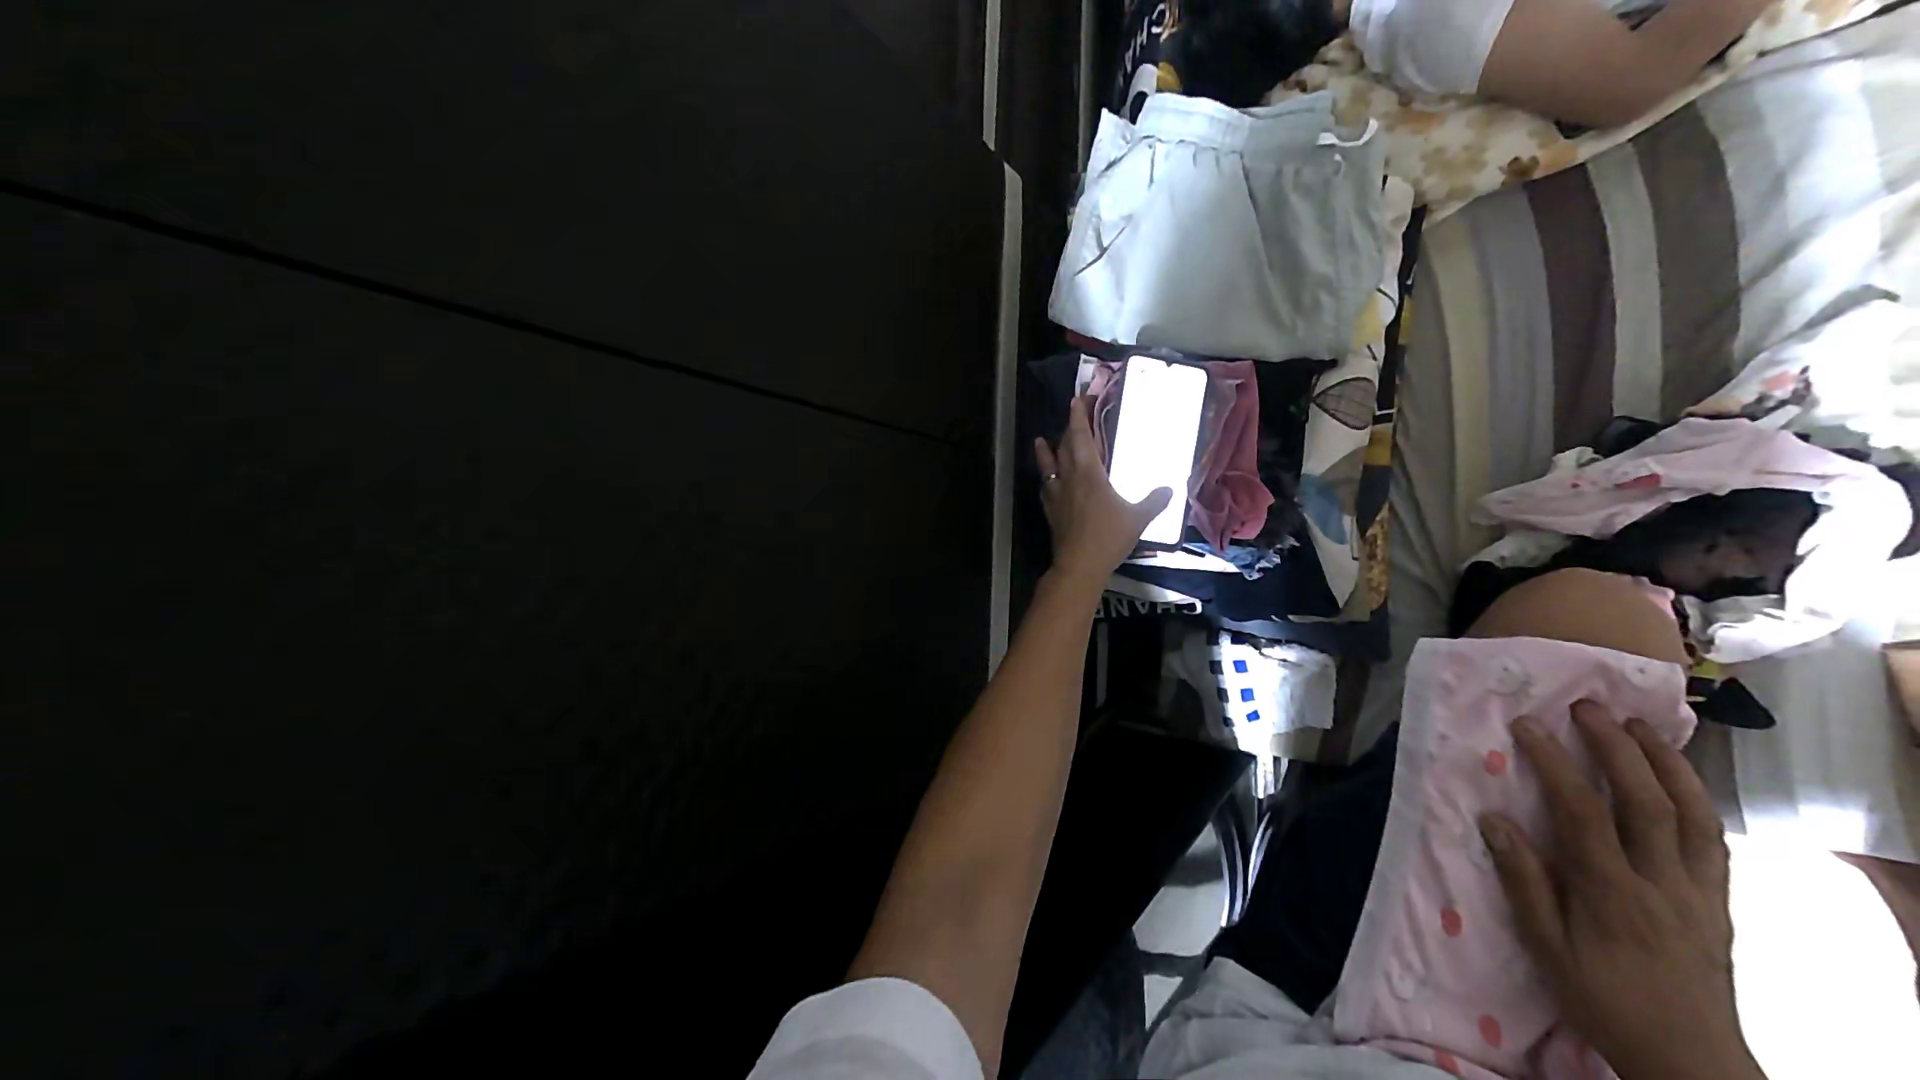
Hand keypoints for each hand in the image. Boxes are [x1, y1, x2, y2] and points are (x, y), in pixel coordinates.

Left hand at [1034, 395, 1172, 587]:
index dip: (1078, 416)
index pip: (1080, 436)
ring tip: (1041, 440)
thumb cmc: (1109, 537)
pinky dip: (1045, 478)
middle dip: (1067, 429)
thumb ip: (1154, 501)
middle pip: (1063, 446)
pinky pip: (1045, 487)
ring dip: (1045, 451)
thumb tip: (1169, 489)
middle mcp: (1068, 478)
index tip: (1077, 400)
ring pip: (1048, 465)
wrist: (1079, 565)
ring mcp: (1055, 495)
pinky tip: (1047, 481)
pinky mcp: (1049, 511)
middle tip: (1073, 419)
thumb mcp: (1139, 518)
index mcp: (1089, 473)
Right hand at [1481, 705, 1766, 1079]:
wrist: (1690, 1057)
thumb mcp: (1547, 947)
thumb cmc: (1602, 998)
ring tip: (1641, 727)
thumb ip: (1524, 882)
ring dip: (1668, 765)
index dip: (1554, 762)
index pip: (1581, 812)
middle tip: (1589, 708)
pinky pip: (1716, 843)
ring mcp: (1701, 892)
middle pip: (1647, 803)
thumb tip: (1494, 820)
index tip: (1528, 725)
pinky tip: (1678, 781)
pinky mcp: (1720, 902)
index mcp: (1613, 893)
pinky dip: (1697, 802)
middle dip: (1617, 748)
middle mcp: (1664, 883)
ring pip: (1695, 817)